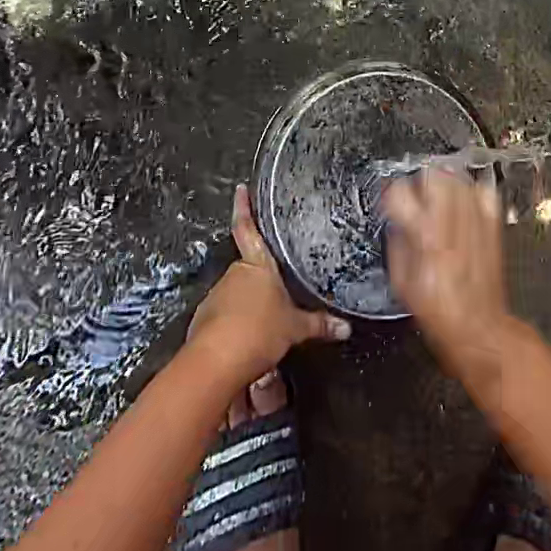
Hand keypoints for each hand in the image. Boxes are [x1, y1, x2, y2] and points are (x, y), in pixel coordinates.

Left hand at [187, 185, 350, 383]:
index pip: (248, 228)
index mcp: (257, 265)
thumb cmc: (258, 331)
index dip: (244, 207)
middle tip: (279, 292)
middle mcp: (234, 273)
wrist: (217, 361)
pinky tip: (250, 339)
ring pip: (238, 293)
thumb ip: (319, 325)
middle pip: (248, 268)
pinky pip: (227, 314)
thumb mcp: (295, 328)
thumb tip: (345, 327)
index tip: (240, 189)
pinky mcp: (205, 318)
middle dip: (261, 279)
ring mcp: (217, 295)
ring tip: (268, 325)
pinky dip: (238, 323)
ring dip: (250, 305)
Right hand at [382, 168, 513, 353]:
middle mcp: (451, 225)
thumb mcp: (402, 284)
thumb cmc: (439, 312)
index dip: (392, 193)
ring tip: (437, 196)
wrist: (479, 329)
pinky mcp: (493, 228)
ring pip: (460, 181)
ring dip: (445, 182)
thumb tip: (396, 223)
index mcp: (425, 238)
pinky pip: (485, 195)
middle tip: (415, 195)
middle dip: (420, 181)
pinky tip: (464, 202)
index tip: (390, 201)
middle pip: (435, 176)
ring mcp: (475, 224)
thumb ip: (396, 245)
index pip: (402, 193)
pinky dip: (473, 192)